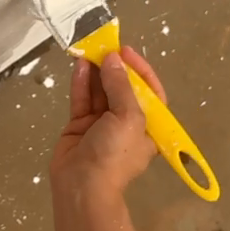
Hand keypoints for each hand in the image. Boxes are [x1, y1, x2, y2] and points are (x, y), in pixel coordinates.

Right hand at [49, 45, 164, 200]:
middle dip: (115, 67)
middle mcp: (126, 122)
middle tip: (104, 44)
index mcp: (148, 125)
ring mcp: (101, 123)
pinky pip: (82, 99)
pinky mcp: (79, 125)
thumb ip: (120, 85)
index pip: (149, 91)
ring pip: (100, 90)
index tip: (126, 51)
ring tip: (89, 48)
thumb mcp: (128, 117)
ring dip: (96, 70)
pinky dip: (81, 82)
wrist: (82, 186)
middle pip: (123, 88)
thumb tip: (113, 59)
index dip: (139, 69)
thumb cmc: (114, 153)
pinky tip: (79, 64)